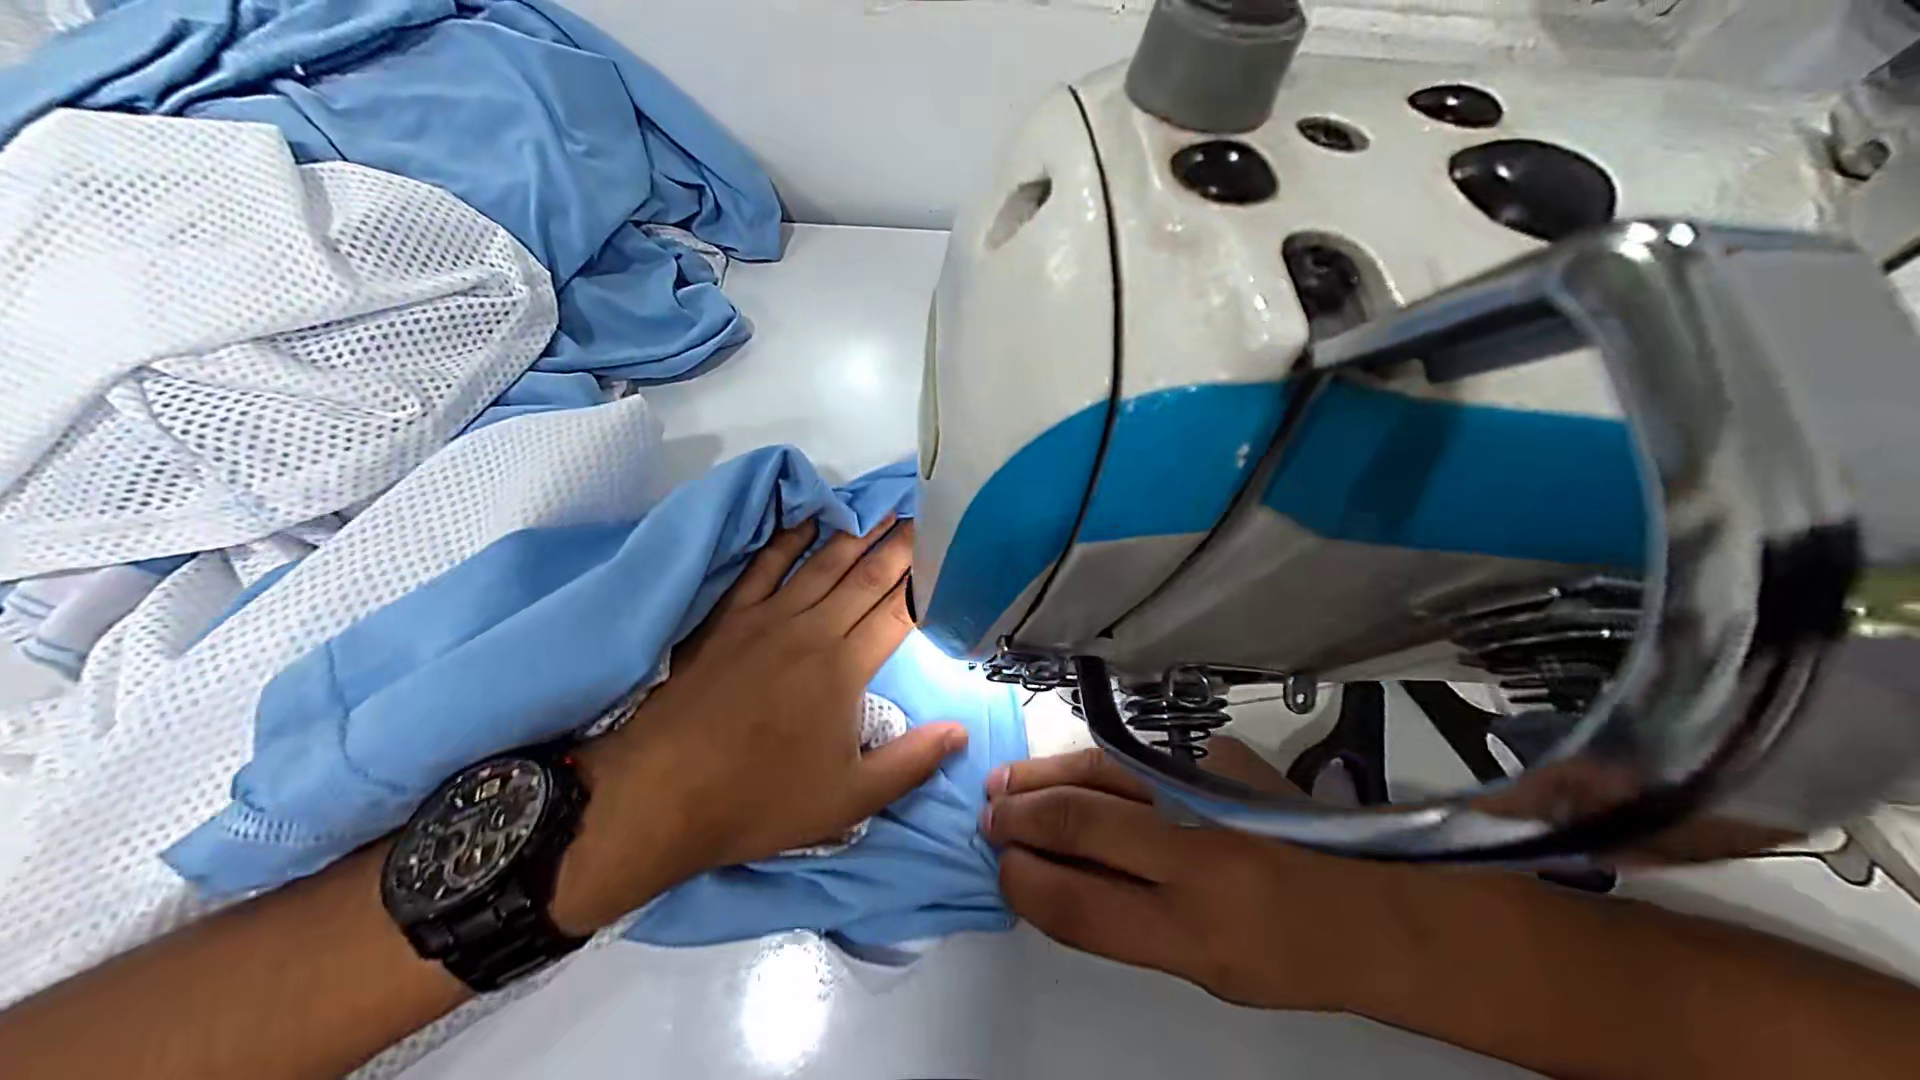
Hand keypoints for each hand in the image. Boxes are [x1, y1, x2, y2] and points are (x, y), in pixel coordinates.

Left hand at [551, 517, 966, 933]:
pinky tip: (805, 521)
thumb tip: (961, 732)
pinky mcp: (728, 620)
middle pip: (865, 579)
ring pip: (821, 566)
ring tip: (879, 510)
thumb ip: (911, 762)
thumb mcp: (849, 799)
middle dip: (896, 547)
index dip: (922, 583)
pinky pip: (763, 568)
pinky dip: (786, 541)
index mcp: (845, 670)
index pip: (896, 614)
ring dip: (853, 536)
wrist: (661, 794)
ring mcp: (767, 620)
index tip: (942, 555)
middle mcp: (812, 632)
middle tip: (920, 516)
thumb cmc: (761, 799)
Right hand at [983, 742, 1422, 1011]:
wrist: (1363, 899)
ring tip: (1003, 784)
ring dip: (1038, 776)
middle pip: (1078, 820)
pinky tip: (1058, 770)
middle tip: (987, 818)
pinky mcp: (1213, 753)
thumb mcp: (1196, 966)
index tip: (1001, 868)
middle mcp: (1199, 853)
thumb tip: (1042, 874)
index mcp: (1195, 932)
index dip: (1024, 881)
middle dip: (1018, 817)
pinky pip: (1128, 756)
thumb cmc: (1277, 953)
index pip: (1077, 902)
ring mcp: (1207, 790)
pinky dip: (1082, 763)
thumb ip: (1116, 918)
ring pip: (1096, 770)